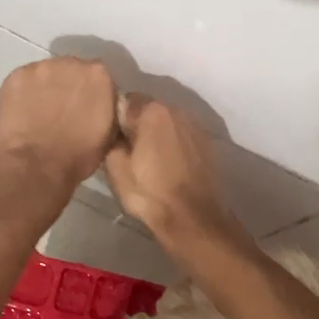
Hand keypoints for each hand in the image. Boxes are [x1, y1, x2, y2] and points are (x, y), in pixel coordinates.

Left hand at [0, 57, 118, 196]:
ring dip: (44, 88)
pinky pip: (22, 82)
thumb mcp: (109, 132)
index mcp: (98, 74)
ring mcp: (39, 68)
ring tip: (39, 114)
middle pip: (70, 69)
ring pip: (44, 74)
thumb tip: (100, 104)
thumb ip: (107, 107)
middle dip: (67, 86)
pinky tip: (22, 114)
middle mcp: (70, 63)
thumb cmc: (78, 156)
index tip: (84, 109)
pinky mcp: (15, 77)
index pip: (97, 76)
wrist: (37, 166)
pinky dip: (22, 94)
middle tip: (60, 112)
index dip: (90, 93)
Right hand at [103, 94, 241, 244]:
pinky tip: (168, 166)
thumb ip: (111, 140)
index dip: (115, 119)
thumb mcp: (116, 168)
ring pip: (166, 123)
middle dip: (137, 125)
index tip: (111, 138)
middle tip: (127, 151)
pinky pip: (181, 136)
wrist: (193, 218)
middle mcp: (176, 110)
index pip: (125, 100)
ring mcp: (195, 126)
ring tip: (148, 160)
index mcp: (152, 112)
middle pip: (148, 109)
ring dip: (156, 134)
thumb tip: (114, 131)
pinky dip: (172, 145)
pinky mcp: (207, 144)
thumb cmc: (149, 193)